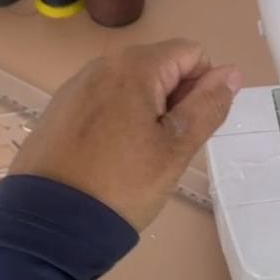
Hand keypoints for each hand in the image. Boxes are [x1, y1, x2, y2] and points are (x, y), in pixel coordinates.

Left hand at [11, 39, 240, 229]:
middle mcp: (102, 65)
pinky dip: (119, 123)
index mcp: (134, 67)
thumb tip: (231, 72)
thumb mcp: (176, 148)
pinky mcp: (60, 112)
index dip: (202, 89)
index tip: (186, 130)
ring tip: (137, 158)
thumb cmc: (122, 185)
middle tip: (165, 149)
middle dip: (175, 101)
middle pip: (162, 67)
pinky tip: (110, 159)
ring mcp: (76, 88)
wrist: (48, 226)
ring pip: (134, 87)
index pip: (192, 54)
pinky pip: (105, 104)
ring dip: (148, 114)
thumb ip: (208, 106)